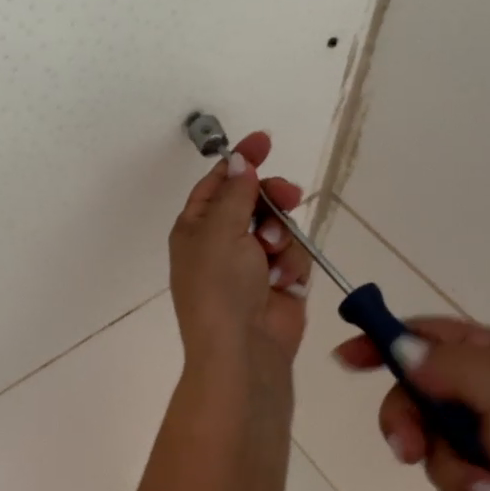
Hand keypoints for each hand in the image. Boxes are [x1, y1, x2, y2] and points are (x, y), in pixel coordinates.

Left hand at [168, 131, 310, 367]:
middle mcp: (222, 242)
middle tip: (287, 195)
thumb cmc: (220, 286)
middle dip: (272, 197)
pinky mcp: (280, 282)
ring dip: (281, 237)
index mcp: (196, 228)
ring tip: (272, 256)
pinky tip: (282, 281)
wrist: (243, 350)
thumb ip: (234, 192)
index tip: (264, 140)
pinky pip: (294, 255)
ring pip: (280, 226)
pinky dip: (291, 264)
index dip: (240, 161)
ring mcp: (252, 263)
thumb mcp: (220, 230)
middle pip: (255, 201)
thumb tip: (239, 162)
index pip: (218, 183)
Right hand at [335, 317, 489, 490]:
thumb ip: (449, 365)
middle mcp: (486, 392)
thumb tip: (401, 347)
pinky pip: (449, 481)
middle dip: (409, 423)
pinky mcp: (486, 481)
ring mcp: (486, 438)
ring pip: (428, 444)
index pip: (425, 335)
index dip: (382, 341)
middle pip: (413, 393)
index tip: (346, 359)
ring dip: (451, 471)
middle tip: (408, 448)